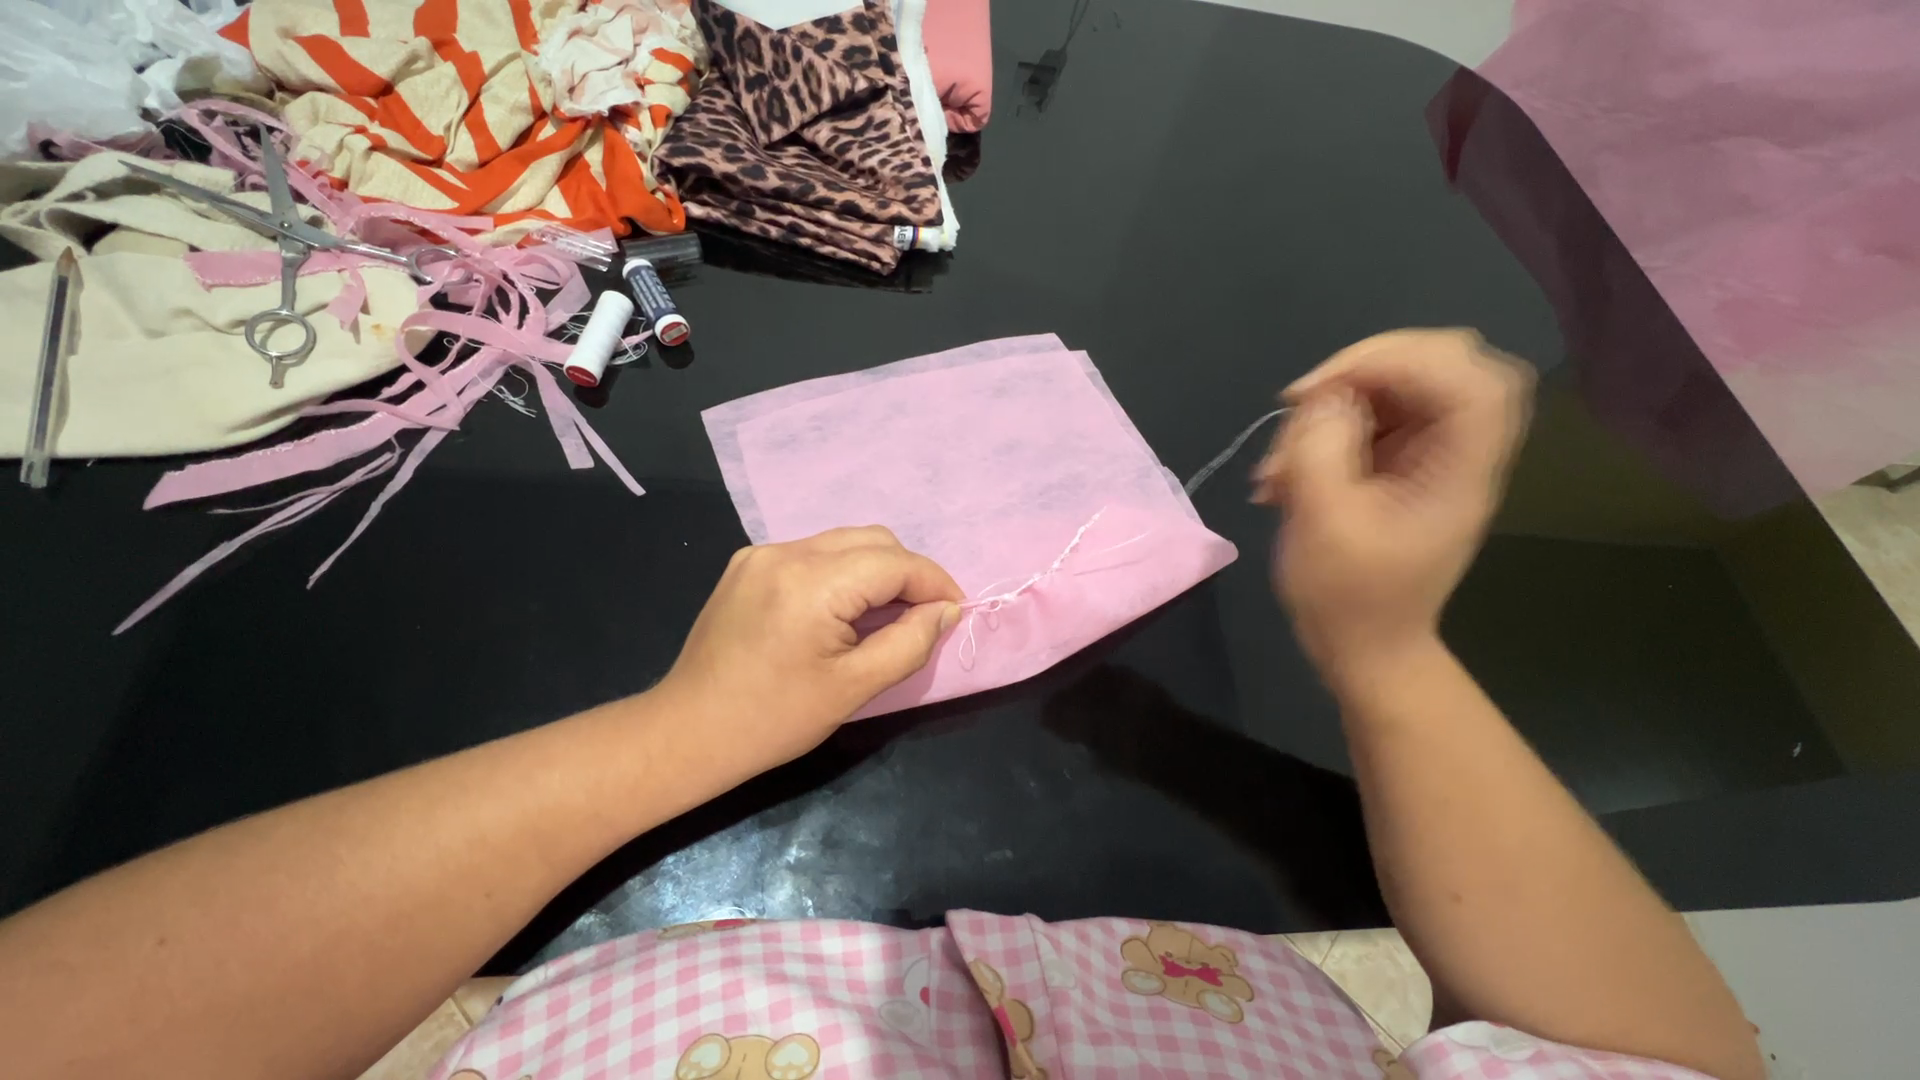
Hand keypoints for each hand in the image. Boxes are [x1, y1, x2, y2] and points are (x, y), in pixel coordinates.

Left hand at [652, 527, 962, 779]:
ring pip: (843, 542)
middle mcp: (785, 553)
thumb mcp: (853, 688)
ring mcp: (761, 554)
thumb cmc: (774, 720)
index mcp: (812, 583)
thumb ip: (909, 643)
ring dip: (876, 571)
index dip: (934, 582)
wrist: (689, 731)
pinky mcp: (747, 565)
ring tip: (886, 615)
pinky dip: (842, 572)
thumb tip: (945, 611)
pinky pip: (813, 553)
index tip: (956, 611)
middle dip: (908, 573)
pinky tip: (843, 610)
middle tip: (923, 616)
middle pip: (872, 540)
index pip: (894, 563)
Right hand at [1252, 329, 1532, 679]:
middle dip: (1360, 371)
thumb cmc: (1349, 599)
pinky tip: (1283, 475)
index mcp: (1460, 467)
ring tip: (1279, 465)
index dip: (1394, 359)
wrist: (1365, 651)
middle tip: (1303, 403)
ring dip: (1326, 413)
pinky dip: (1320, 437)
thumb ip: (1322, 447)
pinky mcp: (1400, 467)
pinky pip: (1366, 422)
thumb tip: (1323, 398)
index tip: (1322, 390)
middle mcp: (1457, 451)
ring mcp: (1429, 456)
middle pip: (1437, 364)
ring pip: (1391, 390)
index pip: (1462, 375)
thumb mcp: (1324, 523)